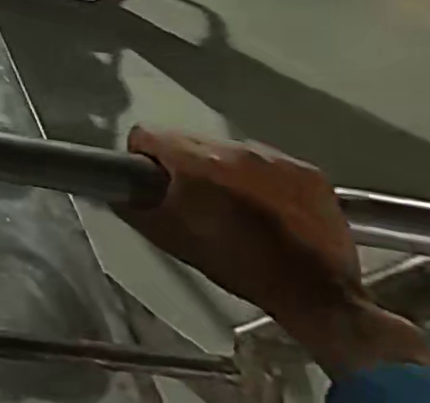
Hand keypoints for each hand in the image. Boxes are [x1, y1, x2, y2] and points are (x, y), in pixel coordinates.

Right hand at [118, 128, 429, 376]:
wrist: (316, 297)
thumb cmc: (236, 265)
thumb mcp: (167, 236)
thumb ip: (132, 203)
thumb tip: (114, 187)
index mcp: (194, 160)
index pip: (146, 133)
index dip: (143, 155)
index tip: (152, 178)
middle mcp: (233, 149)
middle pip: (189, 139)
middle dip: (185, 163)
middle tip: (194, 199)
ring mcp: (275, 158)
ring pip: (229, 150)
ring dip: (224, 169)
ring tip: (235, 206)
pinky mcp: (307, 171)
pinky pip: (269, 163)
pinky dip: (262, 179)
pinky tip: (267, 208)